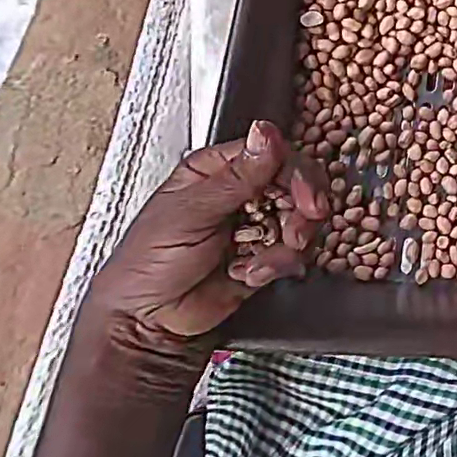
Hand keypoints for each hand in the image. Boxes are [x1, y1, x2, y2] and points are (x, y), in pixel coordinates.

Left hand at [79, 120, 329, 367]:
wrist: (148, 323)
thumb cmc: (149, 262)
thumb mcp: (192, 212)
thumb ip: (238, 175)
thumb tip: (265, 132)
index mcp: (219, 169)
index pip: (274, 156)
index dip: (297, 176)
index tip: (308, 200)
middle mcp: (243, 190)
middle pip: (297, 185)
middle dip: (302, 212)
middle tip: (296, 234)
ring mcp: (257, 221)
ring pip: (302, 218)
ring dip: (289, 244)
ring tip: (259, 263)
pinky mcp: (267, 252)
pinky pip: (295, 250)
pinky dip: (280, 264)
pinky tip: (250, 273)